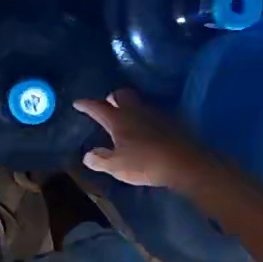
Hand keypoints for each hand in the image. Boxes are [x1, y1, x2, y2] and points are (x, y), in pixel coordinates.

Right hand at [73, 89, 217, 190]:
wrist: (184, 163)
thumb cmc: (145, 163)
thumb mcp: (116, 167)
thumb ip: (100, 159)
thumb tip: (88, 154)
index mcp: (118, 120)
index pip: (98, 107)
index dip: (86, 104)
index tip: (78, 103)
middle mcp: (136, 111)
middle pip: (122, 94)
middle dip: (112, 97)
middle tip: (107, 104)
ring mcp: (155, 114)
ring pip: (138, 102)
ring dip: (130, 106)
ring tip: (126, 117)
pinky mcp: (171, 121)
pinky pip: (152, 113)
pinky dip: (144, 117)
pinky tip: (145, 129)